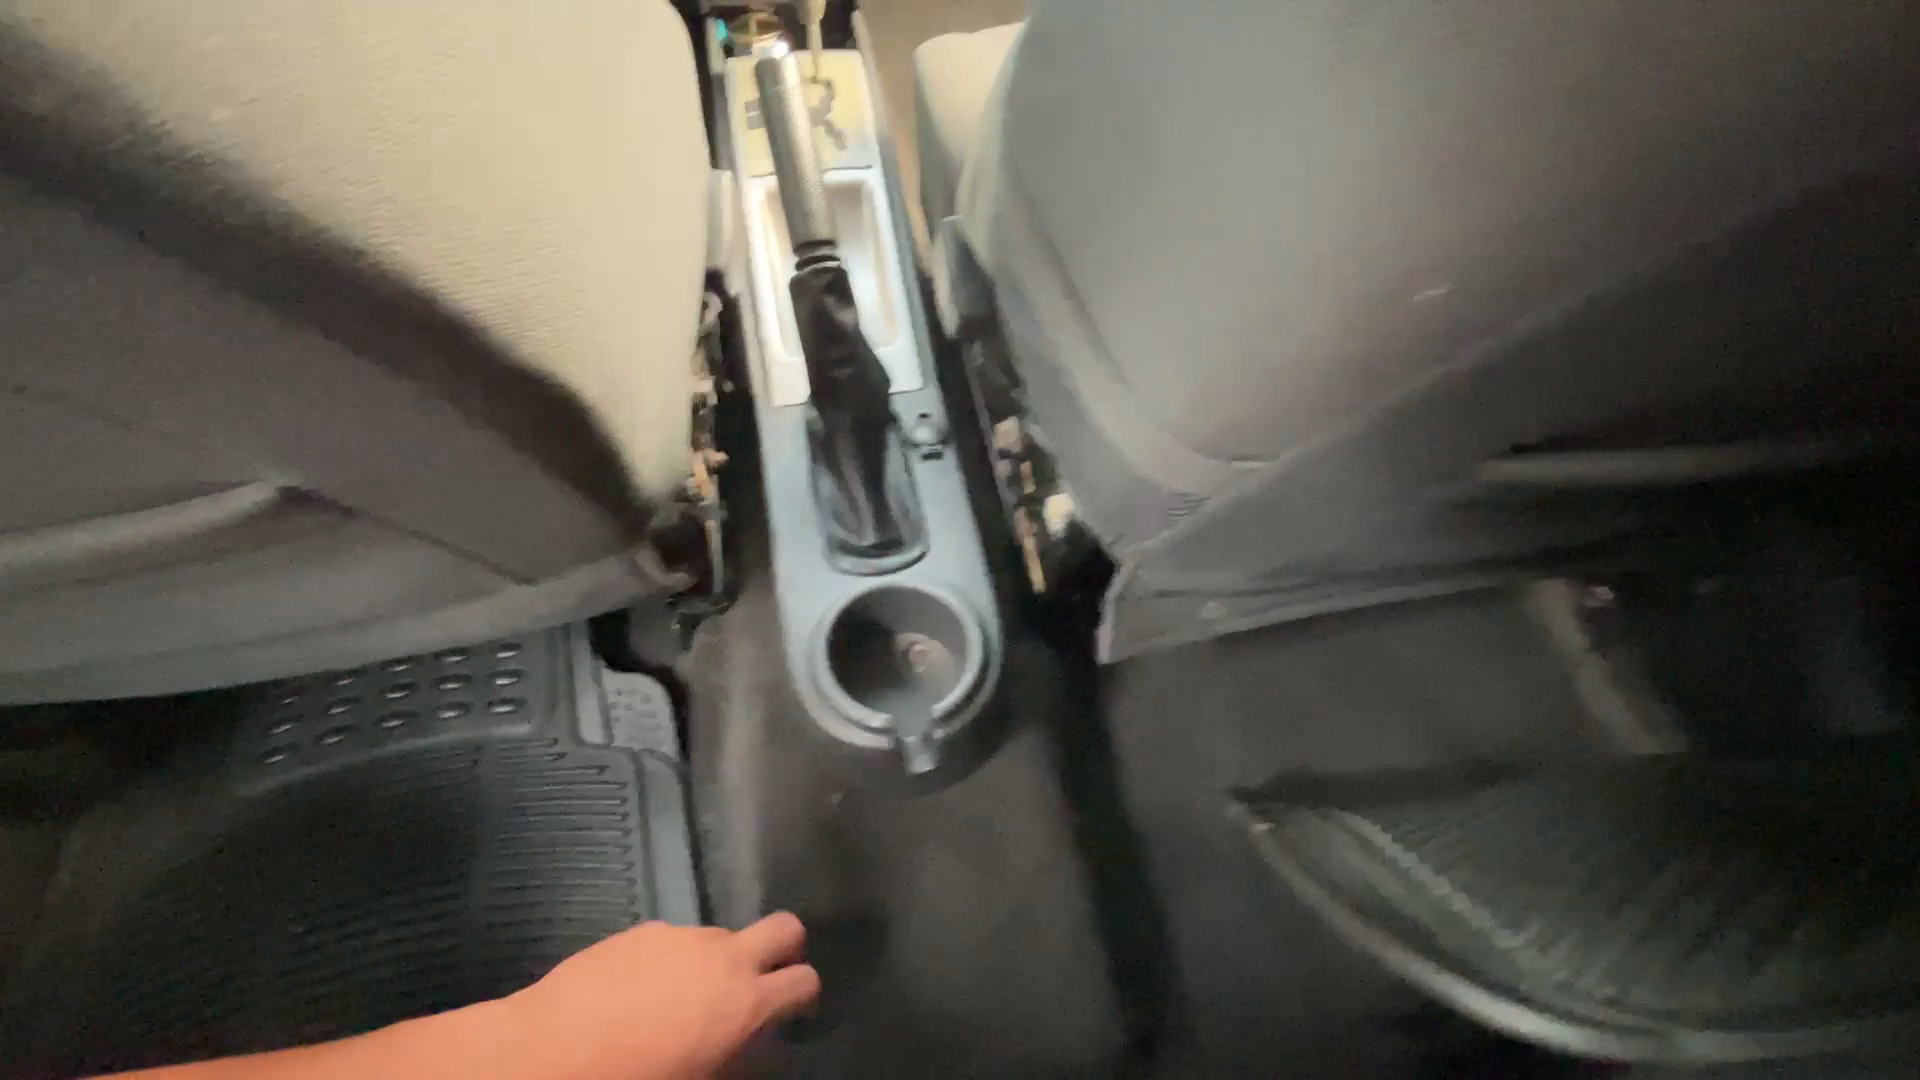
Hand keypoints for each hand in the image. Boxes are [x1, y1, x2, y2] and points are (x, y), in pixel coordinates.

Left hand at [501, 913, 820, 1079]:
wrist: (543, 1055)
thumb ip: (734, 1061)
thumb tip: (747, 1049)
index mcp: (743, 1004)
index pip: (805, 980)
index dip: (805, 996)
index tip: (792, 1015)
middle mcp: (724, 957)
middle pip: (785, 927)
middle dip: (787, 950)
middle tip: (763, 984)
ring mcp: (685, 936)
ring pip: (726, 936)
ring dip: (721, 962)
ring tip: (682, 1002)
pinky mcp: (647, 929)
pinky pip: (679, 941)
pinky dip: (675, 962)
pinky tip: (640, 995)